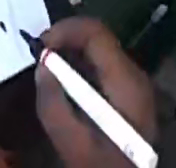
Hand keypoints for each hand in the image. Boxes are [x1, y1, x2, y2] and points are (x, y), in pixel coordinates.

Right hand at [35, 17, 157, 167]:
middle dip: (64, 39)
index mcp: (126, 83)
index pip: (95, 33)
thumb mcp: (73, 145)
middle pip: (96, 37)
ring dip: (69, 51)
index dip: (65, 30)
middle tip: (41, 54)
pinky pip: (100, 65)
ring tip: (48, 67)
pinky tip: (64, 83)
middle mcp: (135, 77)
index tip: (42, 46)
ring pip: (97, 50)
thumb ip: (52, 104)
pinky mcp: (129, 96)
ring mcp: (134, 86)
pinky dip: (78, 65)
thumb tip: (42, 66)